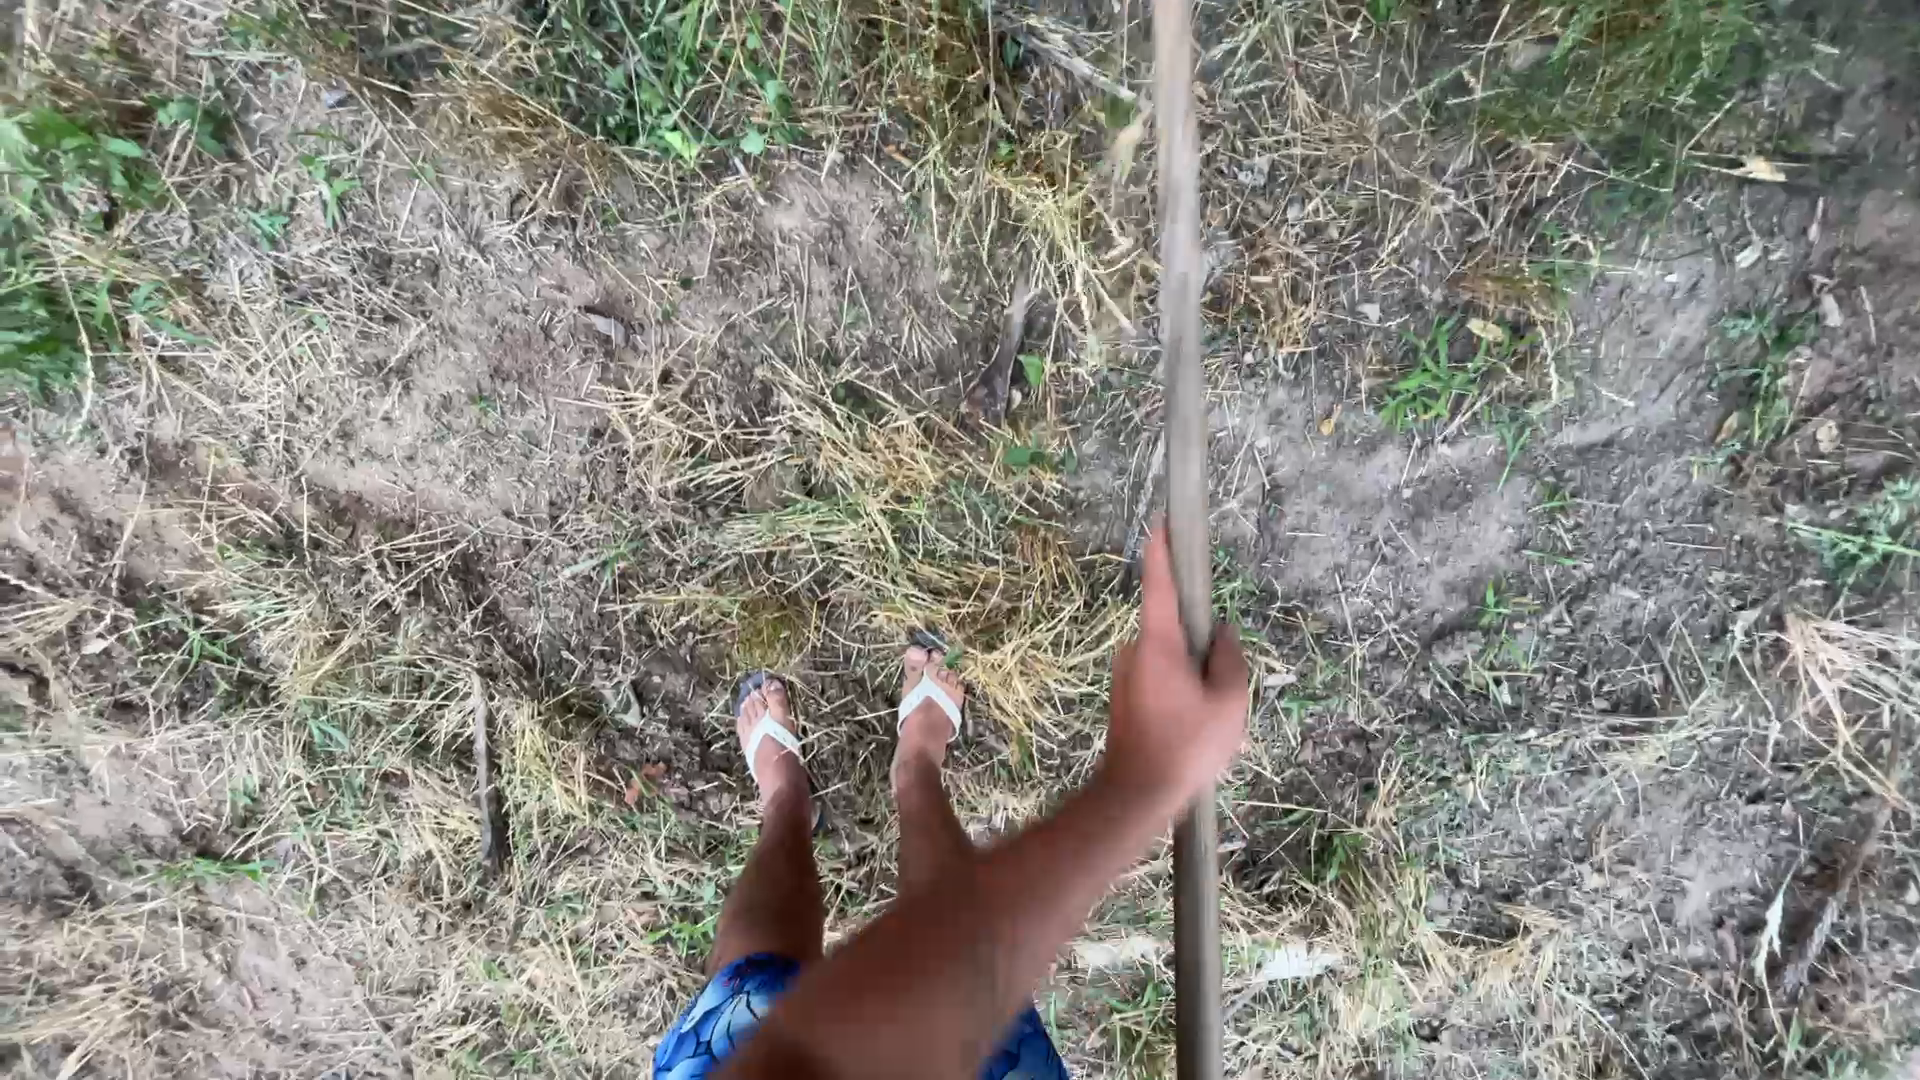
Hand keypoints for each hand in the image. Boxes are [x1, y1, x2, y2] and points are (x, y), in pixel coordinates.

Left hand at [1102, 523, 1248, 808]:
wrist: (1137, 792)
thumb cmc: (1187, 745)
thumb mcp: (1228, 702)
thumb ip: (1229, 658)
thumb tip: (1220, 633)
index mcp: (1157, 642)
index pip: (1159, 584)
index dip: (1162, 550)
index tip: (1161, 521)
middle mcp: (1133, 649)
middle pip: (1172, 627)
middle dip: (1198, 646)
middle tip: (1219, 686)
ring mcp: (1124, 672)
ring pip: (1167, 657)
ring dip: (1189, 674)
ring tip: (1206, 717)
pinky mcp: (1122, 693)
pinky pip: (1157, 677)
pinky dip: (1176, 689)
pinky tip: (1189, 726)